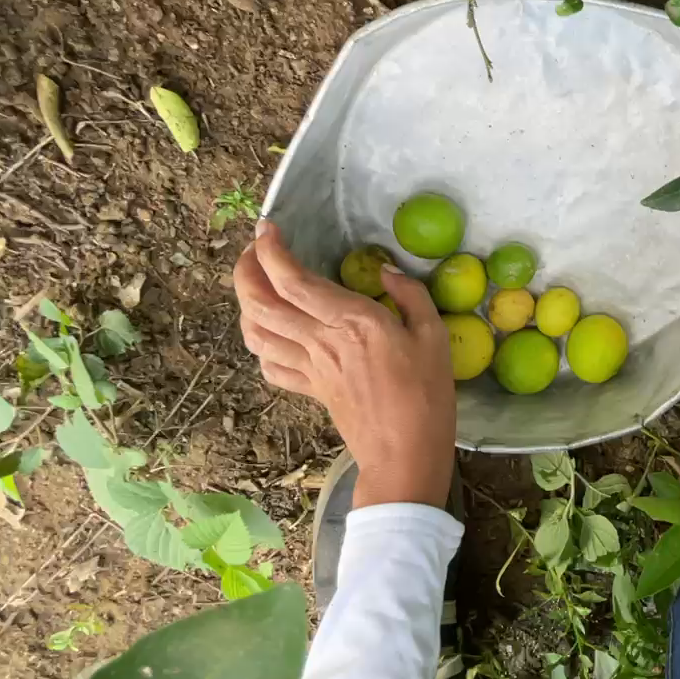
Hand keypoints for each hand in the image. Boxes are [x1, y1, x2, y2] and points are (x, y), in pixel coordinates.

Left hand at [234, 220, 454, 508]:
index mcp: (352, 322)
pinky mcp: (309, 389)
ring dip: (245, 302)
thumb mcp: (434, 334)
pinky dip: (259, 341)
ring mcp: (309, 368)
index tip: (269, 228)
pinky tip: (270, 331)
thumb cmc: (427, 391)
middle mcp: (320, 341)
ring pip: (256, 331)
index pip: (295, 281)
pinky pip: (269, 362)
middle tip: (254, 249)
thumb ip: (410, 295)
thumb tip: (387, 270)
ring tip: (255, 282)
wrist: (406, 450)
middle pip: (261, 303)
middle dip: (246, 270)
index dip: (272, 252)